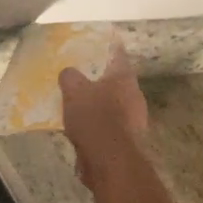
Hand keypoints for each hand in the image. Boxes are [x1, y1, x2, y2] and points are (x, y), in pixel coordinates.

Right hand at [59, 43, 148, 190]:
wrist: (110, 161)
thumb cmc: (95, 117)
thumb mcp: (74, 90)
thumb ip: (70, 77)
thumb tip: (69, 73)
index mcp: (124, 79)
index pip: (119, 55)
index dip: (110, 46)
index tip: (102, 41)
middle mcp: (134, 97)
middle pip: (117, 82)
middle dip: (101, 79)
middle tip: (82, 74)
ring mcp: (133, 121)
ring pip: (113, 105)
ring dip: (98, 104)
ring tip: (77, 103)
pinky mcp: (126, 141)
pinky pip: (108, 126)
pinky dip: (96, 125)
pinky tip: (80, 128)